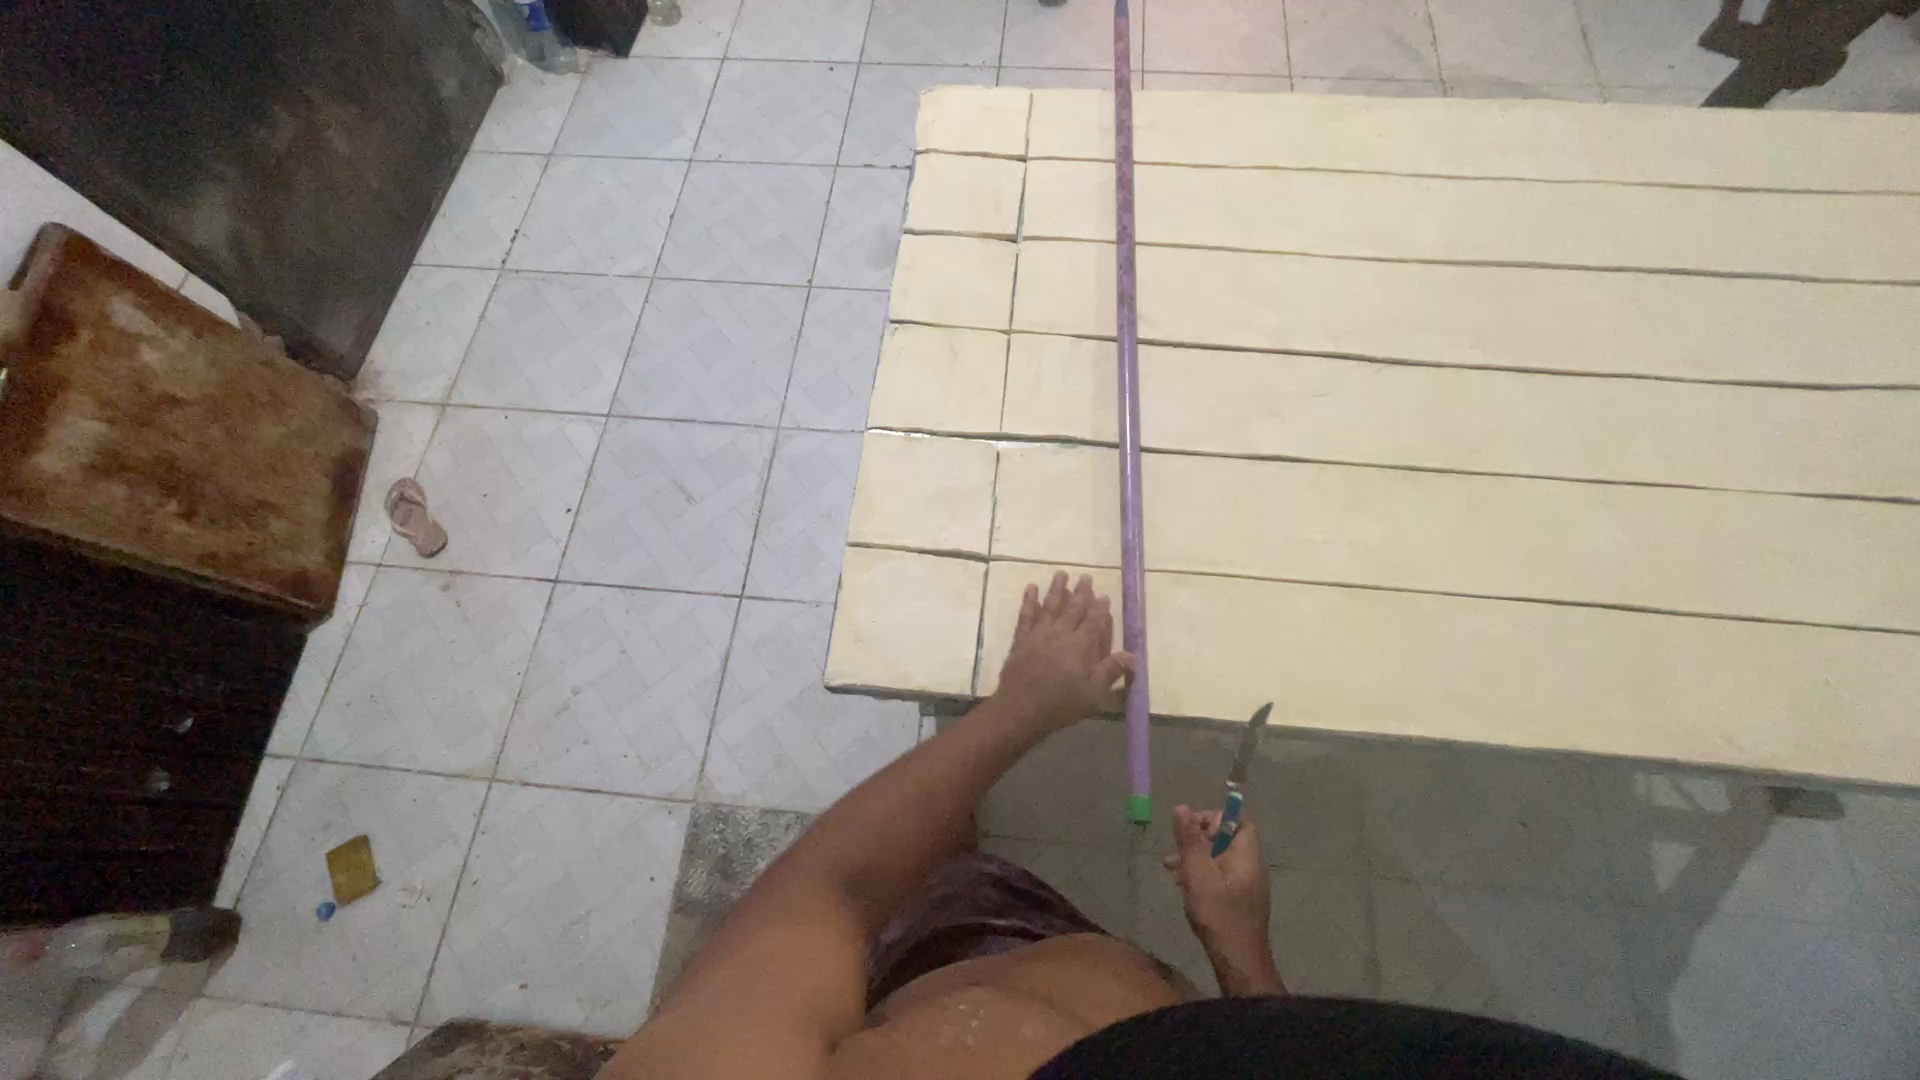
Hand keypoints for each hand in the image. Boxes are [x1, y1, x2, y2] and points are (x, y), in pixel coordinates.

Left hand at [991, 572, 1132, 733]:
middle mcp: (1061, 634)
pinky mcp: (1021, 639)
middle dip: (1081, 592)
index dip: (1100, 609)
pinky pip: (1026, 615)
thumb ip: (1111, 671)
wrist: (1022, 709)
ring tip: (1061, 573)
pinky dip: (1029, 600)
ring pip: (1050, 606)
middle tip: (1086, 576)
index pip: (1093, 622)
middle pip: (1073, 609)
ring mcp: (1039, 634)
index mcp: (1080, 646)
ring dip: (1057, 589)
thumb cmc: (1061, 704)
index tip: (1104, 595)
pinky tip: (1031, 588)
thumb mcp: (1093, 694)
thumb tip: (1133, 655)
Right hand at [1165, 805, 1282, 995]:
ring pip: (1220, 857)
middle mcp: (1251, 866)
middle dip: (1198, 838)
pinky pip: (1221, 875)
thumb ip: (1189, 839)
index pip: (1238, 820)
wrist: (1238, 962)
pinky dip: (1202, 873)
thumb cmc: (1218, 914)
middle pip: (1227, 837)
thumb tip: (1182, 807)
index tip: (1192, 829)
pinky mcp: (1241, 900)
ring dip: (1196, 857)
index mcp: (1246, 855)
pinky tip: (1183, 886)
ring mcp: (1248, 885)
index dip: (1215, 818)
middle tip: (1177, 849)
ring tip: (1171, 868)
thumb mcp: (1197, 873)